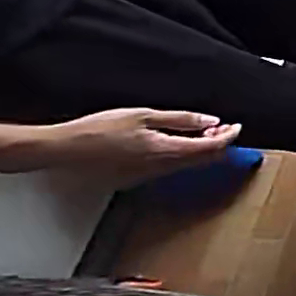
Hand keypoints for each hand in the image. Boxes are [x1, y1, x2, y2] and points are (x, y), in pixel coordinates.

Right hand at [37, 109, 240, 185]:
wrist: (59, 150)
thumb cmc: (97, 130)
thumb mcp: (143, 116)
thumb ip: (182, 120)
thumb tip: (211, 121)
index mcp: (166, 151)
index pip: (212, 148)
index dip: (229, 137)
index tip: (235, 126)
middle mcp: (162, 168)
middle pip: (205, 160)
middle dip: (219, 143)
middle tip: (221, 128)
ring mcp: (149, 176)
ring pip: (189, 165)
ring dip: (201, 149)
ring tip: (200, 132)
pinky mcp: (137, 179)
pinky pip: (171, 168)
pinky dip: (183, 155)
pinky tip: (175, 142)